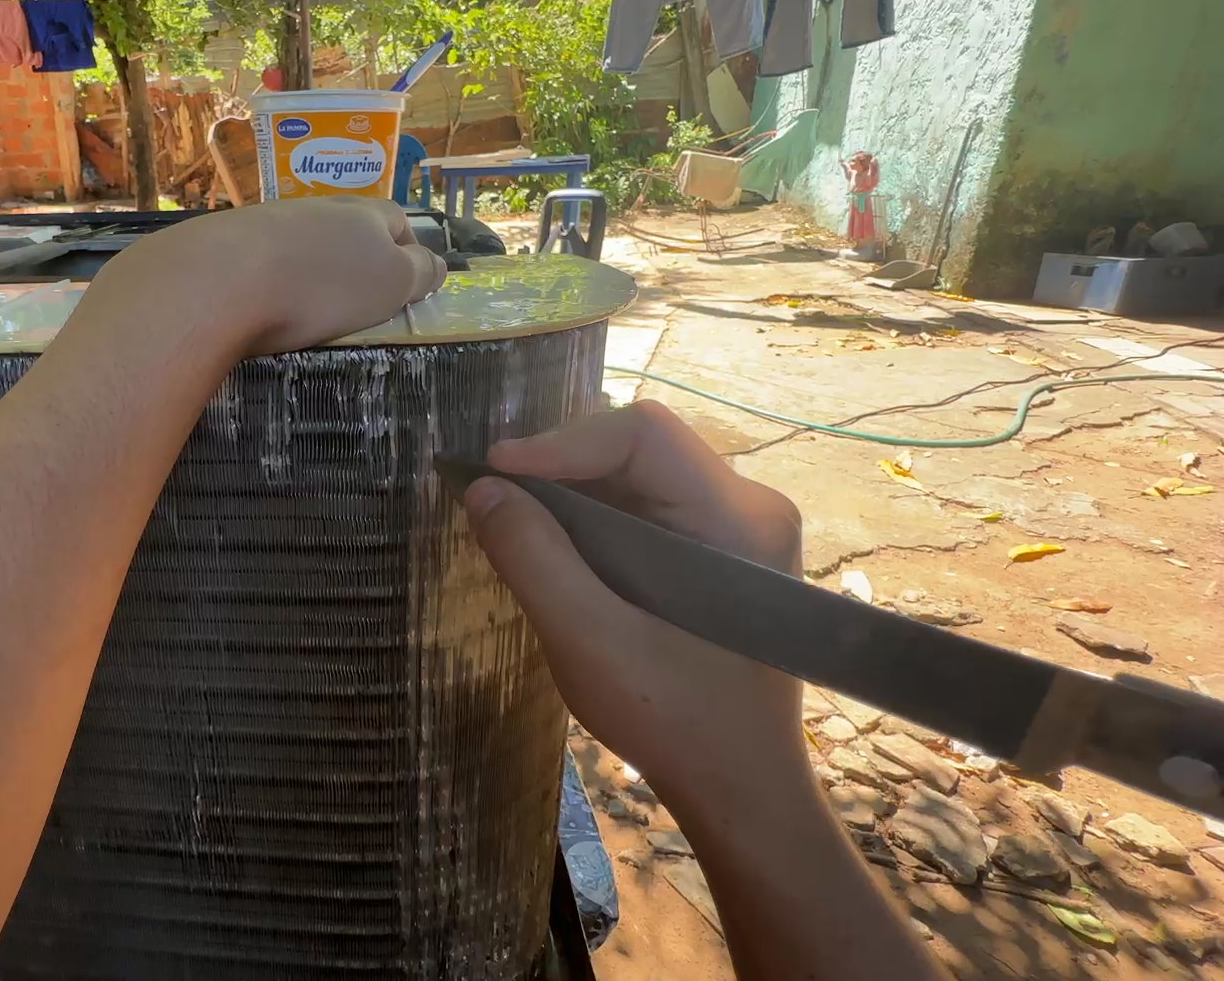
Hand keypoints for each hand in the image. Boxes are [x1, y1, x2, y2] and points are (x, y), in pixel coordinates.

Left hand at [82, 198, 446, 356]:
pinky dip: (273, 277)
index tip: (406, 285)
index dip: (408, 253)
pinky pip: (265, 259)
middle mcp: (319, 208)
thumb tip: (437, 264)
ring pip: (305, 242)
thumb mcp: (389, 284)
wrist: (221, 280)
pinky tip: (266, 301)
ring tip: (310, 303)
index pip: (399, 224)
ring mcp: (271, 222)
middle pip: (350, 229)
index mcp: (365, 213)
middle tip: (359, 296)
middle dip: (358, 258)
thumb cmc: (322, 284)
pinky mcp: (229, 244)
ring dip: (313, 266)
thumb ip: (418, 272)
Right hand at [460, 401, 806, 811]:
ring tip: (510, 521)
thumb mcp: (590, 642)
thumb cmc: (675, 722)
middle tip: (493, 498)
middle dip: (555, 468)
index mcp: (735, 519)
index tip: (493, 471)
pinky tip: (548, 545)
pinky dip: (579, 517)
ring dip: (562, 493)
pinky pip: (632, 505)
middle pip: (633, 448)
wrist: (739, 787)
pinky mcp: (707, 546)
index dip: (559, 443)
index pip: (641, 436)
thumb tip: (481, 489)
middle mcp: (742, 504)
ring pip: (626, 473)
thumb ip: (533, 559)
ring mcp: (728, 524)